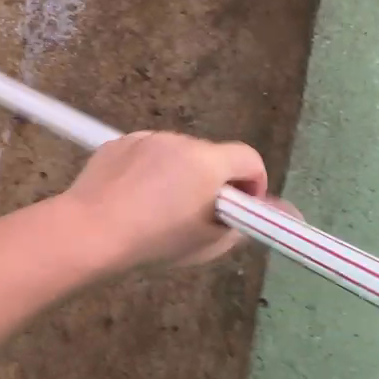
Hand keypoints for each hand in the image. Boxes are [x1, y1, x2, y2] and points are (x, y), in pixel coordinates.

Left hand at [61, 131, 270, 270]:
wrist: (91, 228)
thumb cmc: (157, 240)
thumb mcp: (213, 241)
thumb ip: (253, 222)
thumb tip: (287, 212)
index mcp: (205, 160)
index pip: (248, 157)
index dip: (253, 184)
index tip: (239, 211)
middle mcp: (174, 140)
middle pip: (210, 155)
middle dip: (213, 180)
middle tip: (198, 215)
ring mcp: (141, 137)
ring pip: (176, 153)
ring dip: (180, 173)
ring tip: (161, 208)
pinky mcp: (115, 142)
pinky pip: (146, 153)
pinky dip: (150, 169)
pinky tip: (134, 196)